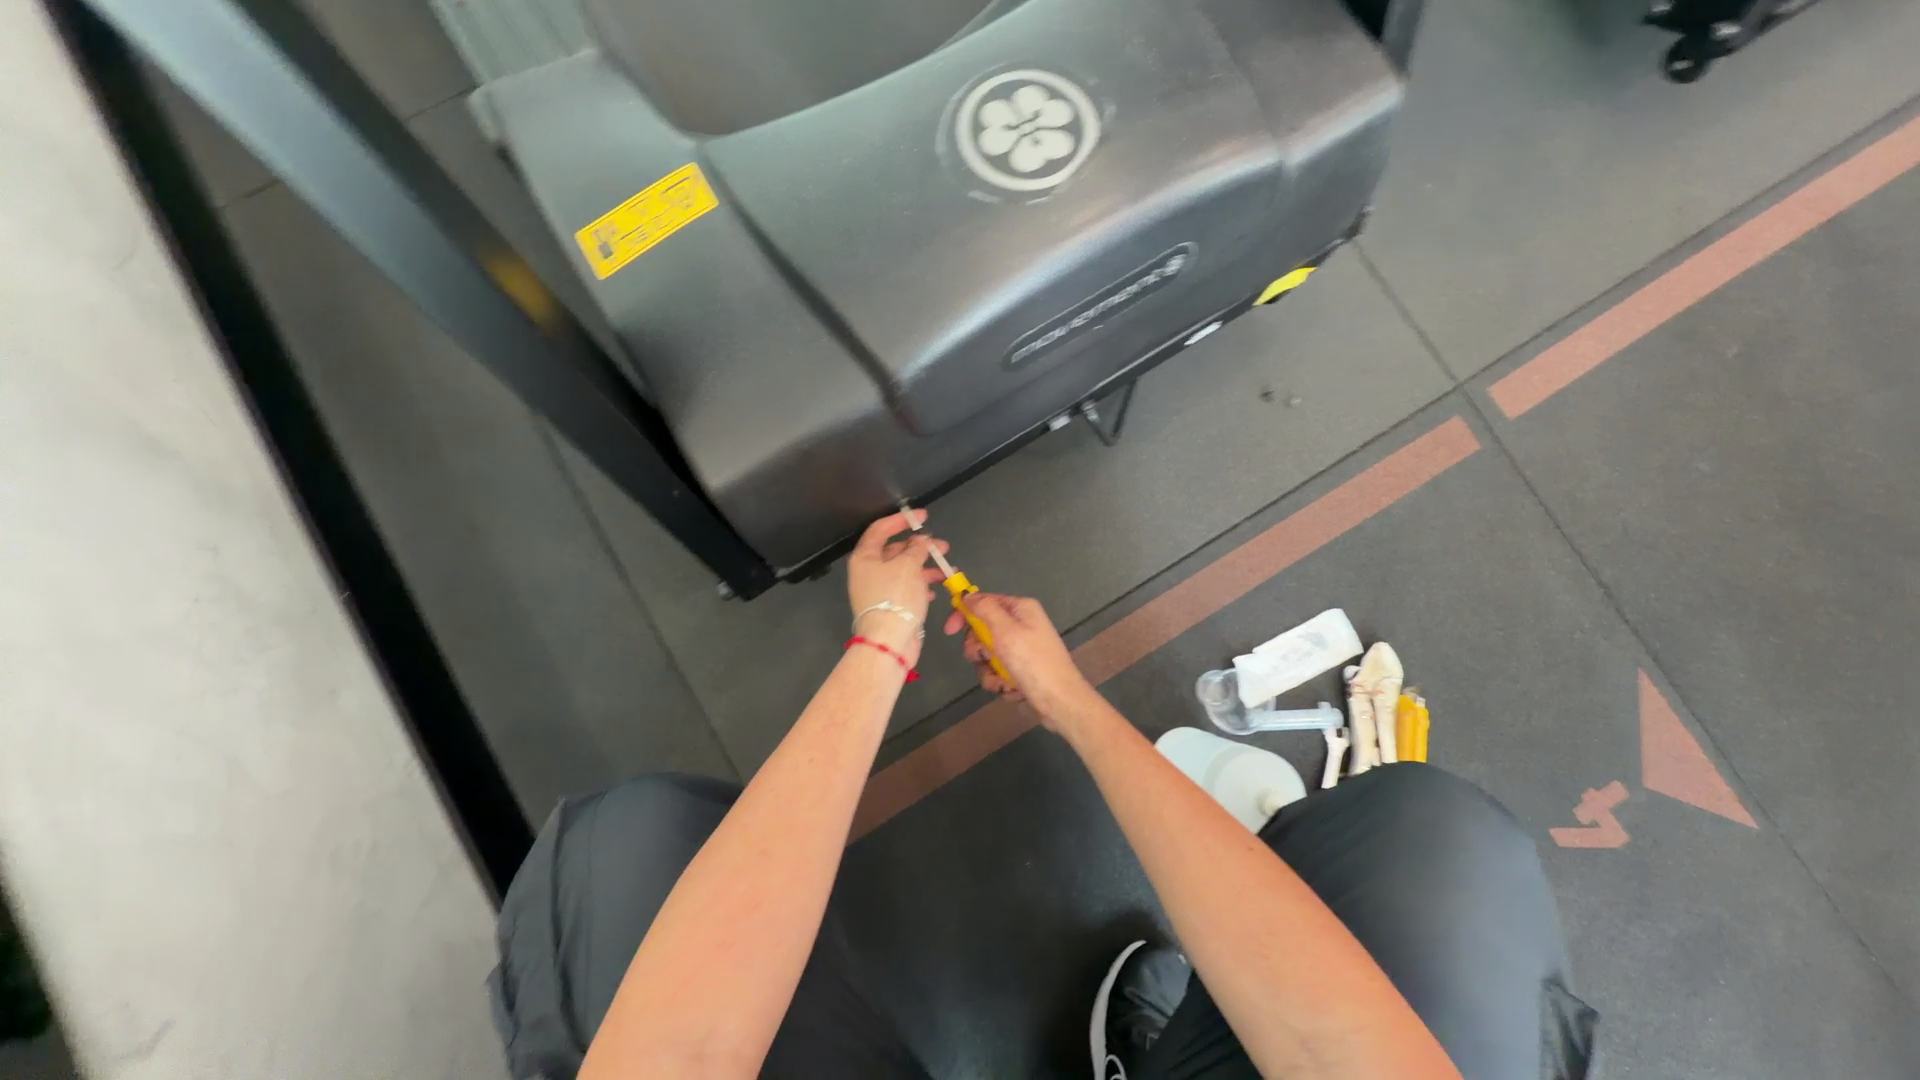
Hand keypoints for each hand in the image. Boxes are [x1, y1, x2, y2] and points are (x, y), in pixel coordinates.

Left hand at [847, 510, 948, 665]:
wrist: (888, 642)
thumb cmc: (895, 597)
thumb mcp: (908, 565)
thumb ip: (917, 548)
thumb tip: (922, 541)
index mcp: (865, 557)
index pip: (881, 529)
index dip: (902, 520)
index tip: (922, 517)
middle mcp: (869, 571)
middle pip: (895, 550)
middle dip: (921, 547)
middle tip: (942, 547)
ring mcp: (878, 590)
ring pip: (904, 570)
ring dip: (926, 567)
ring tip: (947, 570)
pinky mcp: (889, 606)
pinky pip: (907, 588)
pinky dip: (922, 585)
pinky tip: (935, 589)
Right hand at [943, 593, 1100, 730]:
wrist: (1059, 700)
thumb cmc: (1032, 662)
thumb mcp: (1005, 631)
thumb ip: (984, 609)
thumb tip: (967, 595)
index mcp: (1021, 609)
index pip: (984, 602)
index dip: (964, 614)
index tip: (950, 630)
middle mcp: (1022, 624)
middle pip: (984, 630)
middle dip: (979, 649)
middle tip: (982, 658)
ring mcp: (1023, 648)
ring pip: (988, 654)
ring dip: (989, 670)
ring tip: (1002, 681)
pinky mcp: (1022, 669)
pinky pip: (998, 671)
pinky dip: (1000, 681)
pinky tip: (1012, 689)